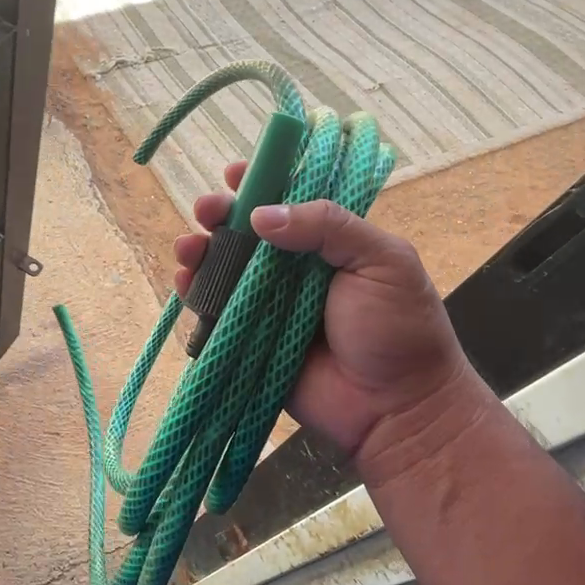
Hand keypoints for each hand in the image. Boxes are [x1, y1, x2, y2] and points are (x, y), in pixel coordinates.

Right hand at [173, 161, 494, 475]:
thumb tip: (261, 215)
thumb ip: (328, 225)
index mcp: (326, 242)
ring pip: (220, 266)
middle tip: (207, 211)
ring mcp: (265, 303)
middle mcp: (290, 267)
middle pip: (242, 229)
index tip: (234, 174)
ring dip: (198, 250)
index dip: (257, 182)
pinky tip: (185, 283)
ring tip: (188, 249)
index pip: (286, 201)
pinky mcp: (246, 337)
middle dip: (218, 214)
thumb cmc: (400, 330)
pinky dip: (192, 293)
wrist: (397, 411)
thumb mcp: (382, 261)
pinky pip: (210, 310)